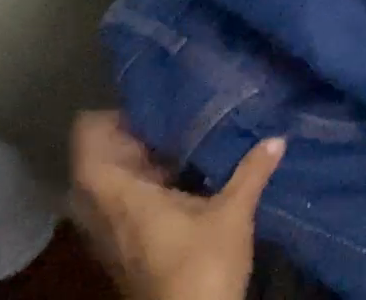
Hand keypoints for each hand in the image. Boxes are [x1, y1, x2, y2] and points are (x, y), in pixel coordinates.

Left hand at [70, 110, 285, 299]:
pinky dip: (139, 185)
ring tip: (177, 140)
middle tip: (170, 115)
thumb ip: (251, 171)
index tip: (150, 100)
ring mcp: (108, 234)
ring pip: (105, 183)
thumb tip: (277, 137)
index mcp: (119, 193)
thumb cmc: (202, 267)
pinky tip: (180, 178)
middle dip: (127, 135)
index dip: (111, 114)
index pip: (88, 138)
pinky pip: (117, 204)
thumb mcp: (234, 213)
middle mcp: (102, 210)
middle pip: (95, 158)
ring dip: (133, 162)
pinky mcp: (122, 250)